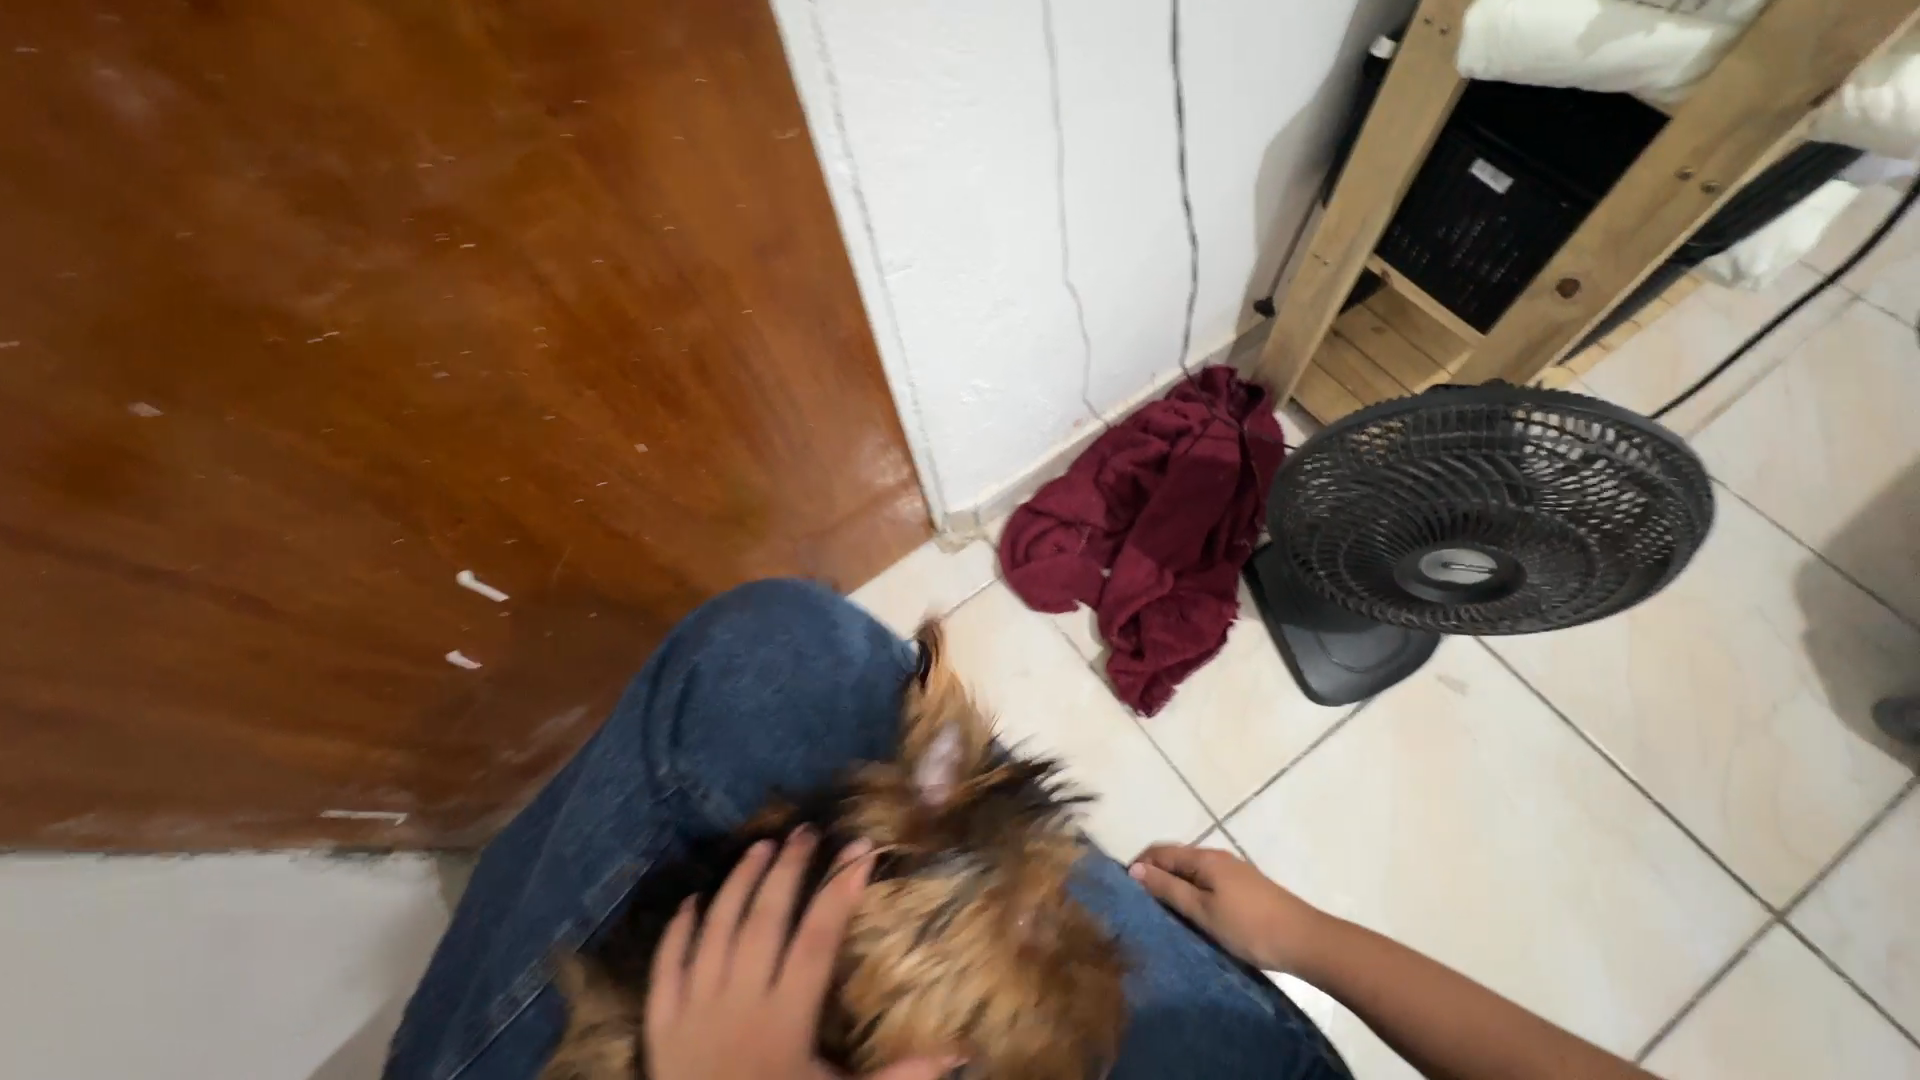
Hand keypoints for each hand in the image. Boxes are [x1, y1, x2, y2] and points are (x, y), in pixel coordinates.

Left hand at [646, 829, 962, 1079]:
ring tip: (760, 845)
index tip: (861, 849)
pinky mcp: (660, 1024)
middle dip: (788, 868)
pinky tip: (693, 900)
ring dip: (738, 882)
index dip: (840, 889)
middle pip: (765, 918)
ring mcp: (694, 1007)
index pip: (818, 937)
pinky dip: (678, 929)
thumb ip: (896, 1077)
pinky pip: (666, 965)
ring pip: (717, 927)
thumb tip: (958, 1054)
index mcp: (786, 1017)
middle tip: (806, 831)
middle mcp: (739, 1000)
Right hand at [1129, 843, 1331, 975]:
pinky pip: (1208, 882)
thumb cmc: (1249, 926)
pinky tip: (1192, 914)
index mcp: (1204, 858)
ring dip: (1174, 885)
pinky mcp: (1245, 888)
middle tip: (1139, 903)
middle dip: (1155, 874)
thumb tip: (1135, 869)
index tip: (1123, 888)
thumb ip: (1168, 889)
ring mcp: (1234, 872)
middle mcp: (1218, 857)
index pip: (1160, 851)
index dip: (1139, 865)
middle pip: (1176, 858)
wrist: (1306, 942)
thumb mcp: (1202, 911)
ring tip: (1162, 911)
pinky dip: (1192, 892)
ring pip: (1193, 872)